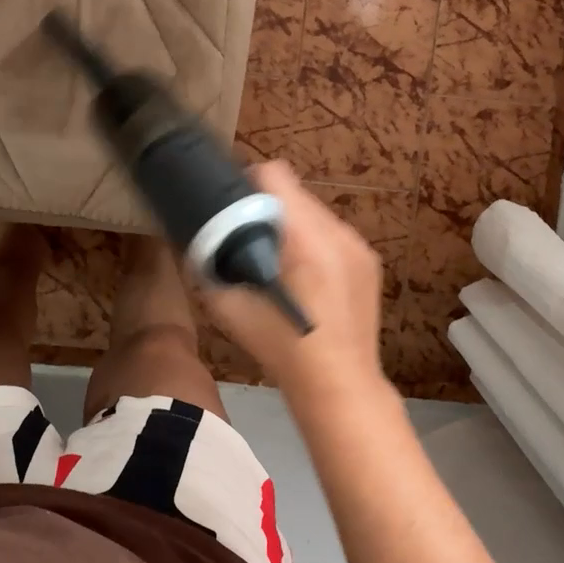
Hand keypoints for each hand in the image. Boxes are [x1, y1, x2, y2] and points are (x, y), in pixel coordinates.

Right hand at [201, 161, 390, 408]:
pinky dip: (315, 243)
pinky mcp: (369, 261)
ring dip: (294, 225)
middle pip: (296, 192)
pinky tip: (306, 277)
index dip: (250, 181)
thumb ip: (209, 270)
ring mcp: (357, 246)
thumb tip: (194, 245)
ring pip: (316, 213)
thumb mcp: (230, 310)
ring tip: (278, 258)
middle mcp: (336, 232)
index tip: (235, 203)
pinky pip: (333, 235)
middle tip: (250, 235)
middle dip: (270, 207)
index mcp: (304, 238)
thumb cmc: (282, 349)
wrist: (340, 387)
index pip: (276, 175)